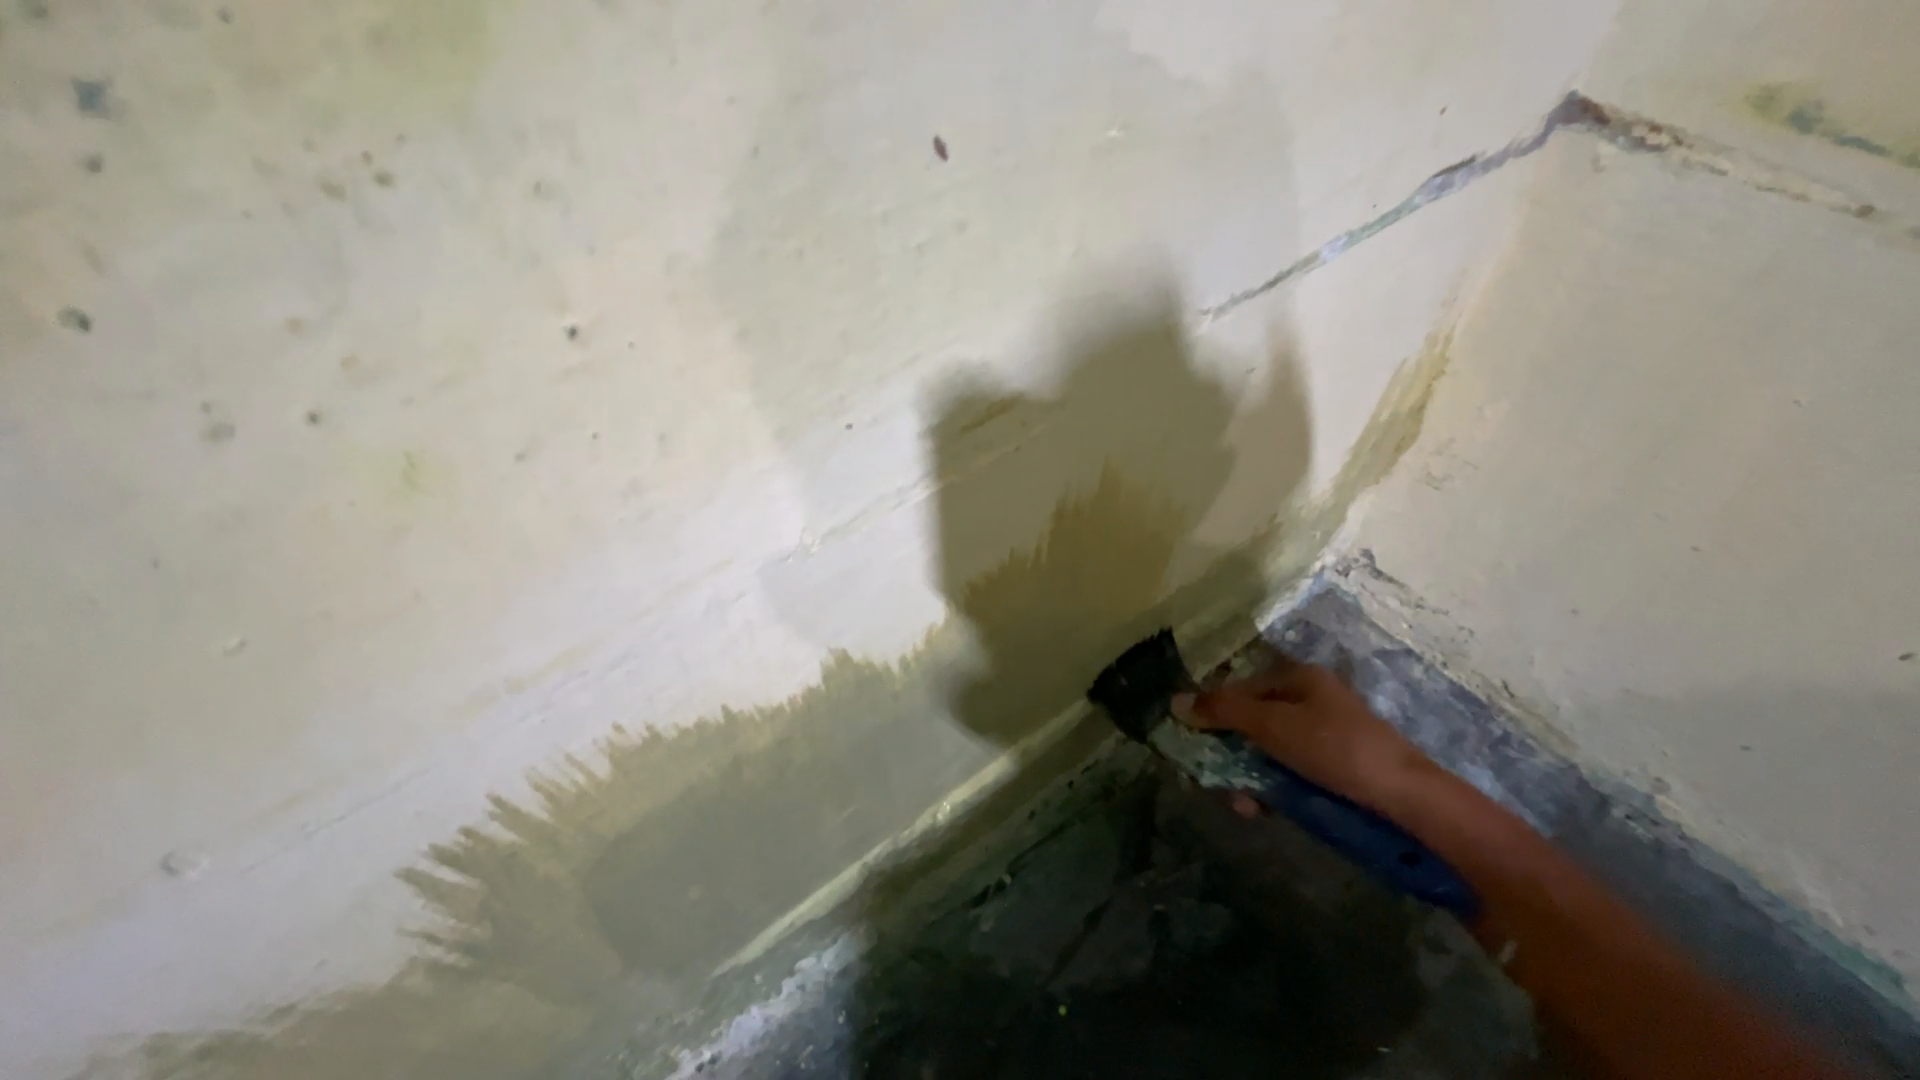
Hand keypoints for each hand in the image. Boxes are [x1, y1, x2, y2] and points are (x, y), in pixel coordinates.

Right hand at [1172, 659, 1432, 805]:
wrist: (1404, 798)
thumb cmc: (1334, 749)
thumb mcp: (1272, 725)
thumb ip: (1223, 711)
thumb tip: (1175, 701)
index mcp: (1300, 678)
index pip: (1239, 688)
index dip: (1213, 712)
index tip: (1192, 743)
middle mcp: (1311, 700)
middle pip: (1252, 721)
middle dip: (1230, 753)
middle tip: (1219, 783)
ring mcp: (1325, 734)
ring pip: (1268, 750)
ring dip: (1248, 776)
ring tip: (1246, 806)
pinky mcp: (1334, 767)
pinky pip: (1289, 771)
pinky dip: (1273, 788)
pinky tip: (1265, 809)